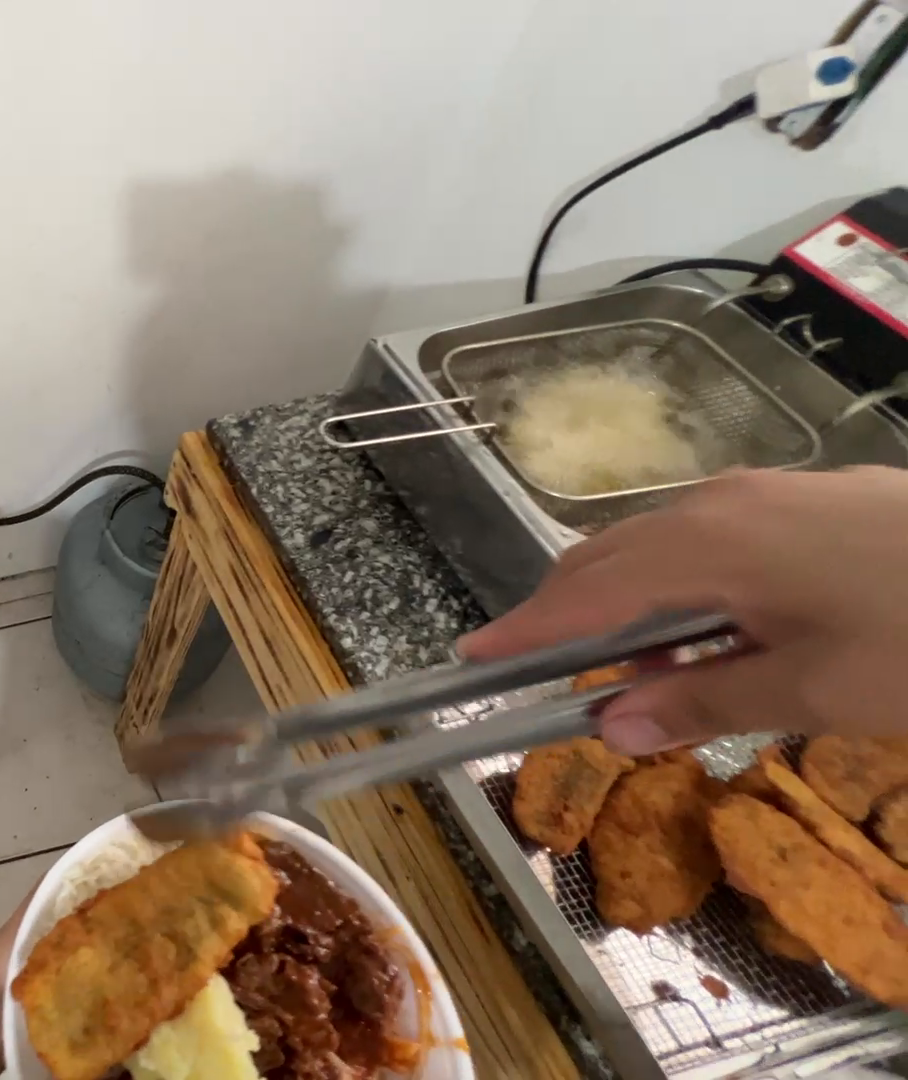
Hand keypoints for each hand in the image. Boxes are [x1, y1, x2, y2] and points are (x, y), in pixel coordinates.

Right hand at [459, 467, 907, 754]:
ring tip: (641, 657)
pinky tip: (716, 620)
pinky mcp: (810, 497)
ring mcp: (766, 493)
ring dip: (625, 600)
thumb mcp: (832, 689)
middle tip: (550, 668)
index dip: (523, 629)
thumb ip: (707, 701)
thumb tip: (610, 728)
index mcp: (705, 544)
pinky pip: (706, 537)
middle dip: (565, 613)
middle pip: (604, 560)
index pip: (582, 594)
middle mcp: (717, 505)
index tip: (470, 656)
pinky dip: (678, 582)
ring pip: (653, 545)